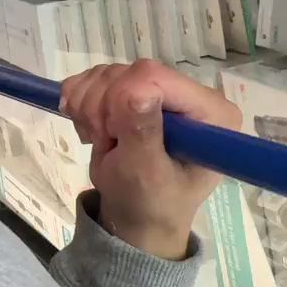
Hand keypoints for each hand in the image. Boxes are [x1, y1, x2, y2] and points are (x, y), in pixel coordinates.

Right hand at [58, 59, 241, 260]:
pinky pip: (89, 78)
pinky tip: (90, 126)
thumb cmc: (149, 200)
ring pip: (103, 74)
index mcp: (209, 113)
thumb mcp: (146, 173)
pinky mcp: (128, 91)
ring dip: (87, 107)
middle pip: (124, 73)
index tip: (114, 133)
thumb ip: (143, 132)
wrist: (134, 213)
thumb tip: (138, 91)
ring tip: (102, 139)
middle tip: (106, 141)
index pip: (153, 76)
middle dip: (100, 107)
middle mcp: (187, 95)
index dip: (120, 98)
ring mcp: (155, 91)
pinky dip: (77, 101)